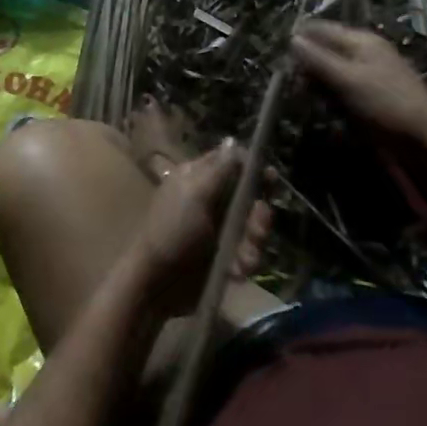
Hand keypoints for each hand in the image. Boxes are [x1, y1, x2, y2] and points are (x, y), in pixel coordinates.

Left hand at [131, 142, 269, 315]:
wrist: (156, 285)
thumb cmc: (172, 231)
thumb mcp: (195, 194)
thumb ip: (219, 169)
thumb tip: (231, 140)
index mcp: (200, 178)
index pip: (233, 162)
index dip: (253, 168)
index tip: (270, 179)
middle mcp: (212, 199)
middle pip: (250, 196)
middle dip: (258, 215)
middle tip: (257, 229)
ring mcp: (218, 228)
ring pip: (252, 227)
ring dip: (254, 243)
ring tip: (244, 259)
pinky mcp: (224, 256)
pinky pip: (246, 252)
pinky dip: (245, 262)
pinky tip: (236, 272)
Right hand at [292, 20, 426, 141]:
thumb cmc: (386, 104)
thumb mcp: (347, 79)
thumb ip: (318, 58)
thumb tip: (292, 39)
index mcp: (361, 40)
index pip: (322, 29)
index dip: (301, 39)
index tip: (281, 58)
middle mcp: (366, 52)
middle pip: (327, 50)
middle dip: (309, 66)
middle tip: (295, 86)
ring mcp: (372, 74)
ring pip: (335, 72)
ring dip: (321, 85)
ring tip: (311, 100)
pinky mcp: (376, 96)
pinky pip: (346, 90)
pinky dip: (335, 98)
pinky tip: (329, 111)